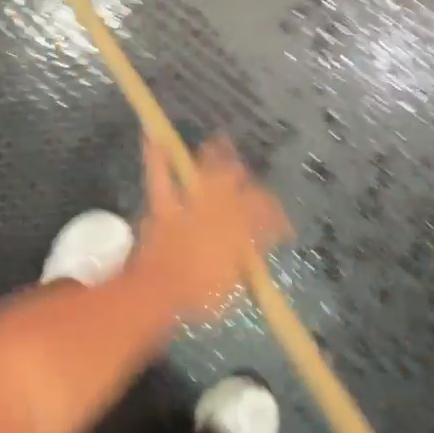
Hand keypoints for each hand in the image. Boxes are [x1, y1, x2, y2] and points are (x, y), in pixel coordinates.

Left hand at [132, 134, 290, 319]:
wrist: (158, 290)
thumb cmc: (199, 295)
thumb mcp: (233, 279)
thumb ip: (247, 254)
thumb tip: (259, 242)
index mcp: (238, 230)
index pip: (262, 211)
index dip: (274, 214)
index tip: (281, 224)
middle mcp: (217, 210)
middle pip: (236, 186)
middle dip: (246, 180)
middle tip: (250, 179)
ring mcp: (188, 204)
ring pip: (206, 174)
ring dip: (215, 157)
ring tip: (221, 140)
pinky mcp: (163, 205)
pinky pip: (160, 176)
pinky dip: (156, 157)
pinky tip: (152, 137)